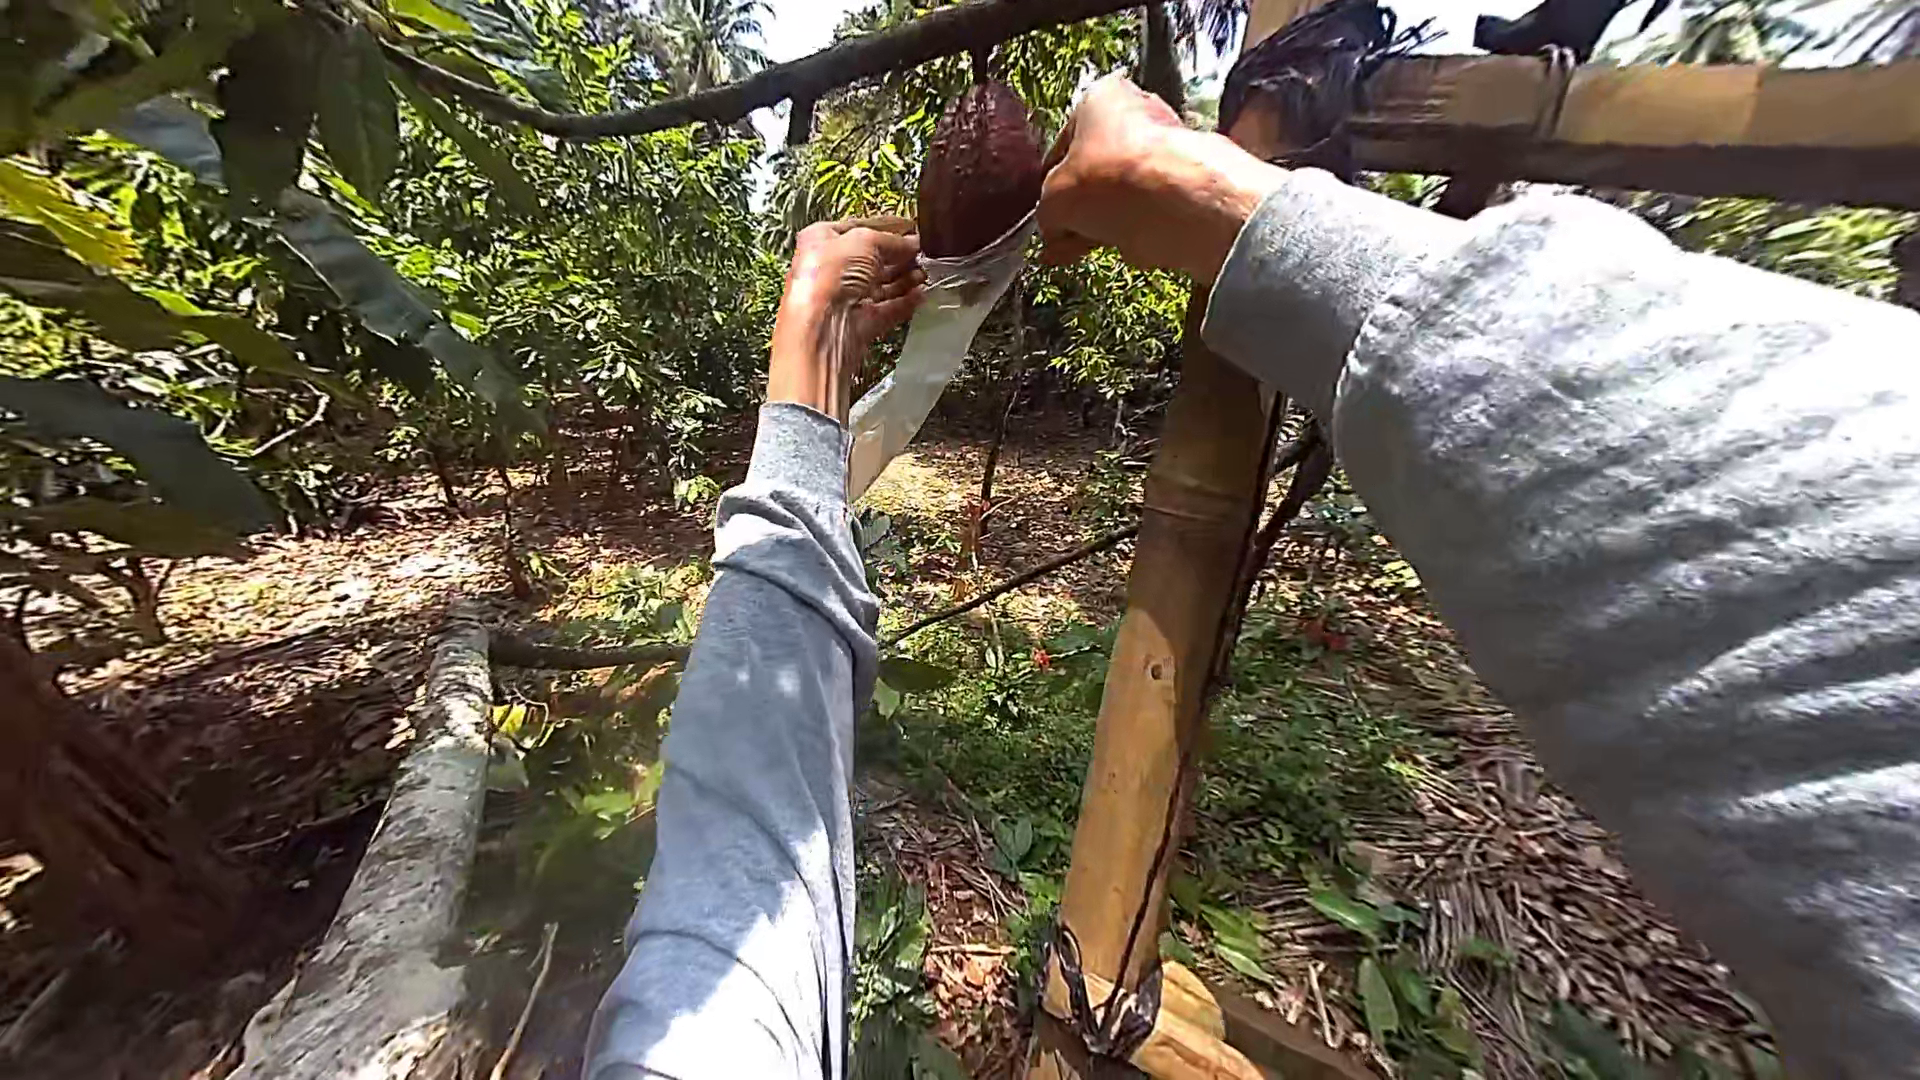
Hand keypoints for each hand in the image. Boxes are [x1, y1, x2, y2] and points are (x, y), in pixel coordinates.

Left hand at [769, 217, 925, 421]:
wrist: (824, 328)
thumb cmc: (832, 274)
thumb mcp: (865, 241)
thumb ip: (892, 240)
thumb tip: (913, 242)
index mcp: (822, 239)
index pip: (859, 228)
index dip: (887, 228)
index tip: (912, 229)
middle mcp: (832, 269)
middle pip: (872, 259)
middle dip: (899, 256)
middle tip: (923, 253)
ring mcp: (846, 298)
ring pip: (881, 286)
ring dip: (905, 278)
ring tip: (925, 273)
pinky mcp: (861, 324)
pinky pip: (887, 310)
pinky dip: (905, 302)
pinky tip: (921, 294)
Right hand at [1037, 75, 1286, 281]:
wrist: (1174, 201)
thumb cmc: (1110, 181)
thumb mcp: (1053, 200)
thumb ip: (1045, 213)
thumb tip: (1052, 228)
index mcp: (1098, 98)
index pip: (1060, 150)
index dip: (1047, 189)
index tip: (1045, 218)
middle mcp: (1134, 111)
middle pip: (1090, 173)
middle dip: (1075, 210)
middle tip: (1061, 239)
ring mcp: (1161, 147)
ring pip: (1115, 194)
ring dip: (1096, 223)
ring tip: (1080, 248)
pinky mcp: (1180, 181)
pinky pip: (1141, 209)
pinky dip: (1125, 228)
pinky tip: (1112, 245)